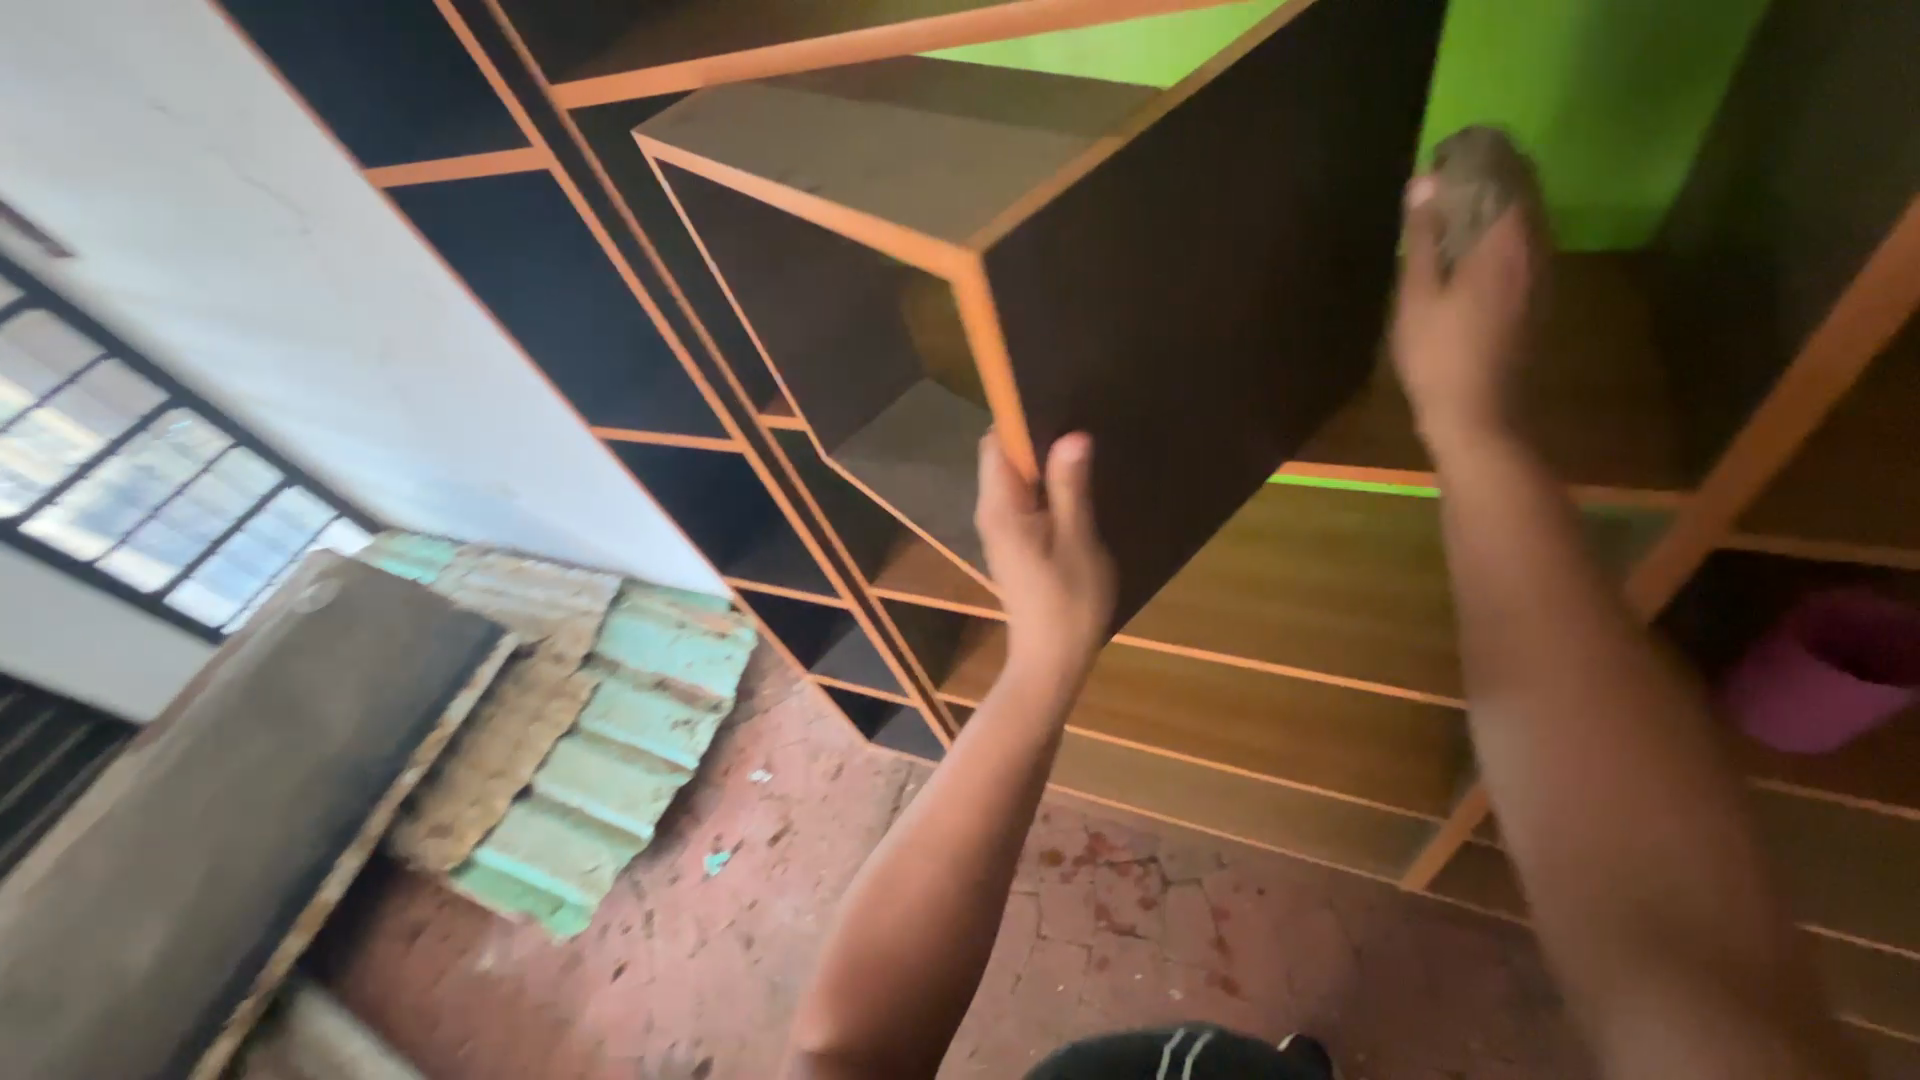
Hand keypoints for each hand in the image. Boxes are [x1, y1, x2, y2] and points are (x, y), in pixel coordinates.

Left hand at [975, 432, 1116, 692]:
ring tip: (1083, 449)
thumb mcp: (1078, 542)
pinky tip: (1075, 485)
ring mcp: (1000, 529)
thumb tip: (1073, 436)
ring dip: (1043, 462)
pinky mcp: (1013, 542)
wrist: (1051, 661)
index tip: (1059, 403)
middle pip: (1003, 457)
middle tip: (1080, 426)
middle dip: (1036, 437)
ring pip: (1015, 477)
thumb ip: (1071, 487)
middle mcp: (991, 512)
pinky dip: (1044, 486)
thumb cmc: (1068, 604)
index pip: (995, 443)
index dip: (1021, 418)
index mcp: (1000, 508)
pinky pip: (1023, 499)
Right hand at [1390, 175, 1541, 452]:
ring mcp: (1541, 269)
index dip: (1476, 152)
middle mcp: (1535, 244)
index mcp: (1505, 240)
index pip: (1503, 170)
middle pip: (1521, 186)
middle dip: (1488, 169)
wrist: (1480, 413)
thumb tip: (1424, 182)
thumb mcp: (1418, 295)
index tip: (1442, 151)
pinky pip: (1523, 239)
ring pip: (1525, 213)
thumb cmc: (1438, 356)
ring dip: (1495, 197)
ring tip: (1453, 200)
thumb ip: (1424, 236)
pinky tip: (1470, 241)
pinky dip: (1499, 225)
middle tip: (1444, 172)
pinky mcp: (1537, 291)